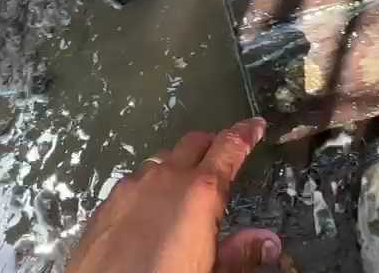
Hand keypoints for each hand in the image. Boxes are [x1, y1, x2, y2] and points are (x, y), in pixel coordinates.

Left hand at [67, 118, 281, 272]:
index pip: (229, 147)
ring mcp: (133, 186)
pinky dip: (150, 186)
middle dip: (211, 145)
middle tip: (223, 159)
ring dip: (178, 165)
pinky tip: (149, 210)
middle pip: (194, 143)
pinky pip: (135, 181)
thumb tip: (269, 241)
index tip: (256, 125)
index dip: (246, 133)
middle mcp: (167, 177)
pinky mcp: (108, 202)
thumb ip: (240, 253)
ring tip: (185, 188)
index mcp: (200, 192)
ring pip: (162, 159)